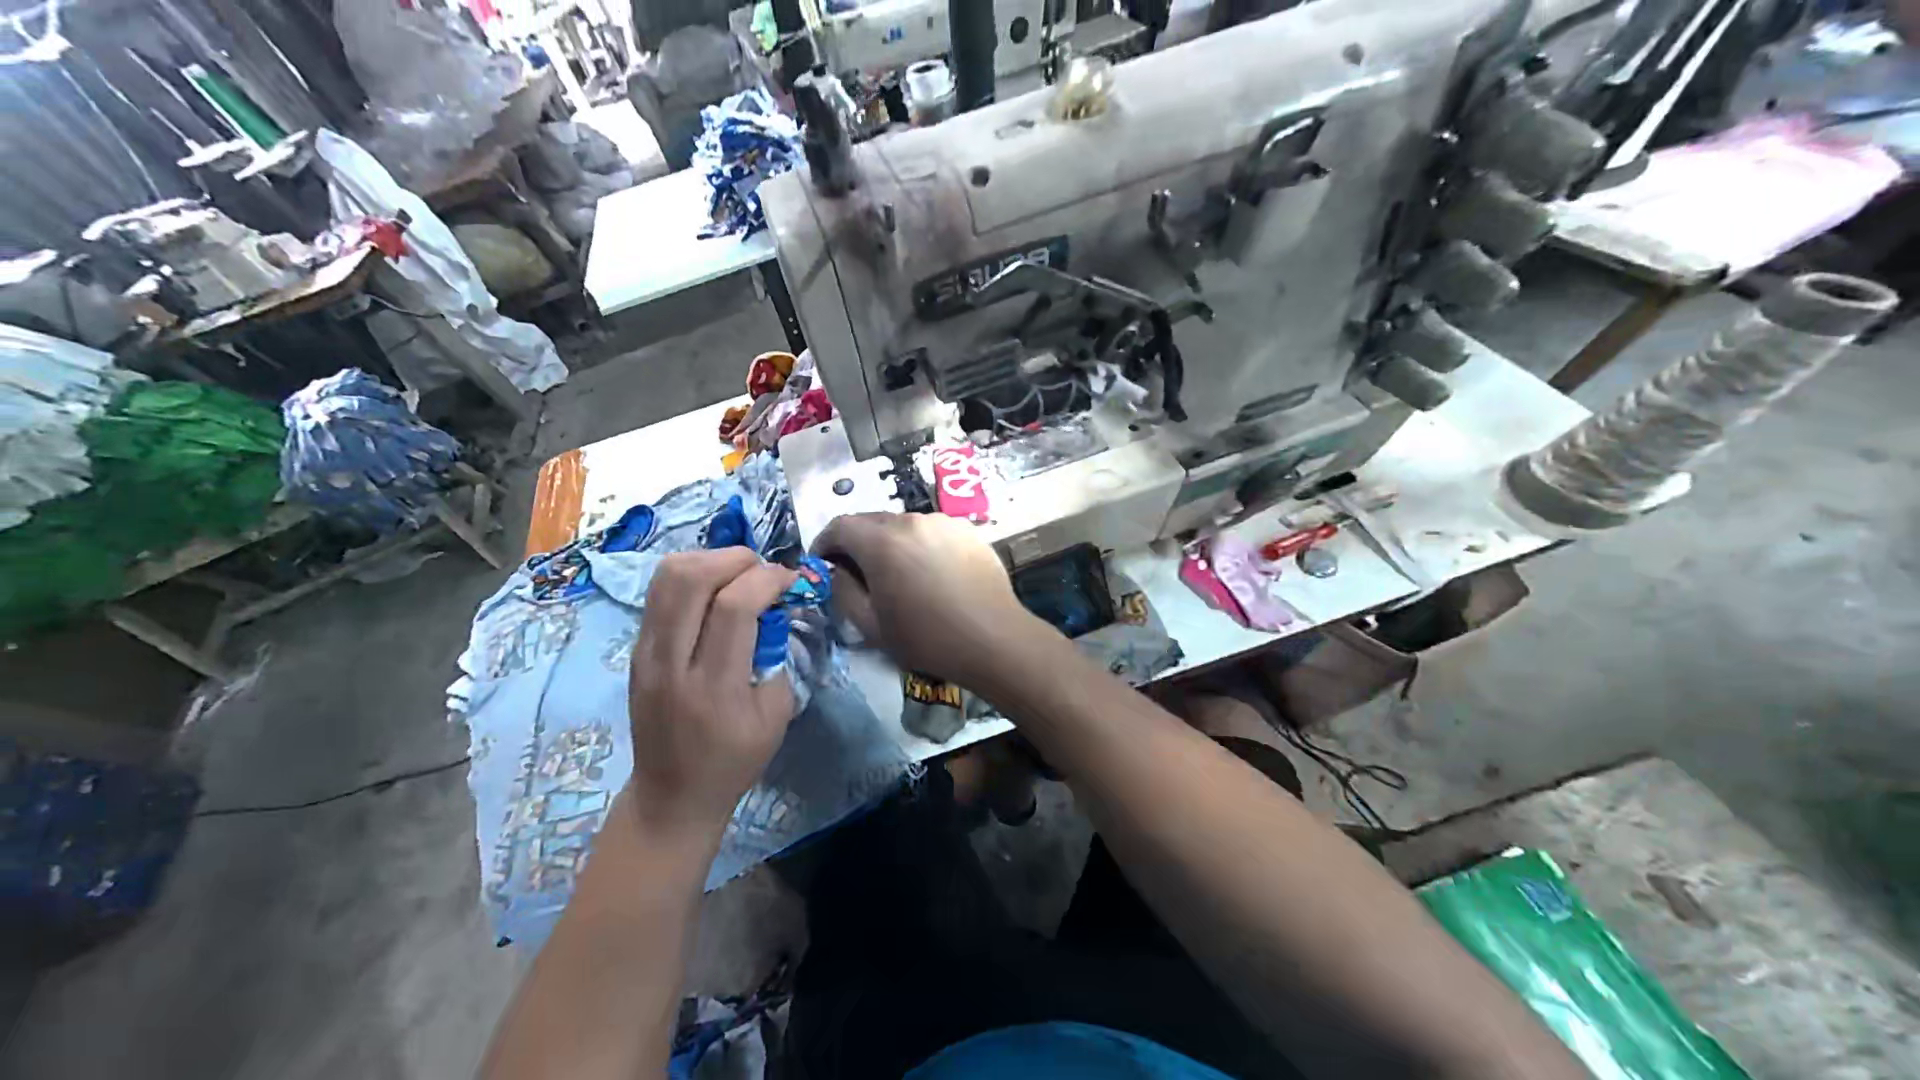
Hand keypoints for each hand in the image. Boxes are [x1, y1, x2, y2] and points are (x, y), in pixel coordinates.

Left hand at [628, 549, 797, 833]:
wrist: (672, 794)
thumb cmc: (734, 760)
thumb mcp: (776, 715)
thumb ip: (776, 656)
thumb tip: (774, 610)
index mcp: (713, 687)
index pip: (735, 606)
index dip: (768, 578)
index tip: (790, 580)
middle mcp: (671, 663)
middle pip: (691, 577)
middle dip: (736, 559)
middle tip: (762, 571)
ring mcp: (646, 653)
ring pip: (667, 576)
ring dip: (709, 560)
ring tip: (738, 574)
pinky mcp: (636, 649)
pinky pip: (660, 592)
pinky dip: (692, 576)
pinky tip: (714, 590)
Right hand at [812, 512, 1048, 688]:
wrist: (994, 639)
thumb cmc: (927, 638)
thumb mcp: (870, 625)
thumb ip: (843, 591)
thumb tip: (837, 571)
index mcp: (882, 541)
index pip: (840, 526)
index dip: (825, 544)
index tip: (823, 564)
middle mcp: (911, 520)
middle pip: (871, 522)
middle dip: (857, 543)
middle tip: (857, 573)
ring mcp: (943, 522)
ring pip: (903, 526)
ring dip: (890, 544)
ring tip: (897, 576)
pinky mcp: (967, 531)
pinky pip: (931, 533)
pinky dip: (919, 547)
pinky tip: (930, 575)